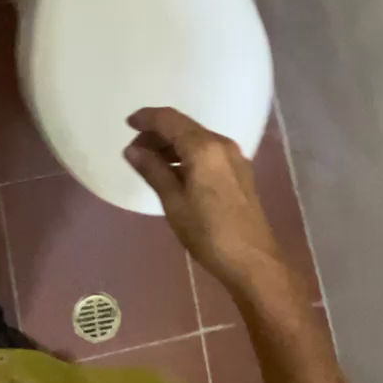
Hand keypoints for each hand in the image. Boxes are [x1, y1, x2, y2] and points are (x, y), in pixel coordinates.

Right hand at [124, 107, 284, 291]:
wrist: (254, 264)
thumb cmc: (209, 234)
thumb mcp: (174, 203)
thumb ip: (153, 170)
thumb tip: (132, 150)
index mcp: (204, 147)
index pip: (169, 120)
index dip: (146, 118)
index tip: (127, 125)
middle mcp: (221, 144)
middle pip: (183, 126)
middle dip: (157, 133)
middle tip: (135, 151)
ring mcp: (234, 157)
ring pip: (196, 138)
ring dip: (171, 145)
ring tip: (150, 163)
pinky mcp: (239, 172)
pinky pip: (207, 151)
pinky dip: (187, 154)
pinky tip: (174, 172)